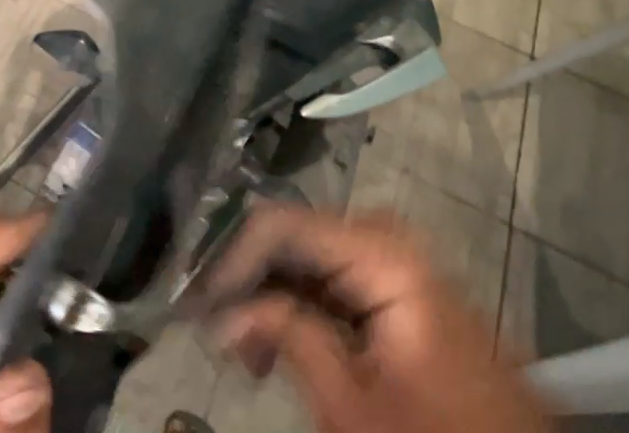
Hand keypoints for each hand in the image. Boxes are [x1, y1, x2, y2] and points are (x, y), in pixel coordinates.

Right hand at [191, 203, 551, 432]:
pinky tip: (289, 343)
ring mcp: (423, 288)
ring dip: (283, 290)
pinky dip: (316, 309)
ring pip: (332, 262)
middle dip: (260, 268)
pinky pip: (357, 291)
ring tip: (249, 338)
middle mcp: (410, 259)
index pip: (293, 224)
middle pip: (313, 235)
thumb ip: (287, 338)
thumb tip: (228, 309)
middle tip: (223, 308)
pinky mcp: (428, 319)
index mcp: (393, 264)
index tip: (200, 297)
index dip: (237, 255)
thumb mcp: (350, 404)